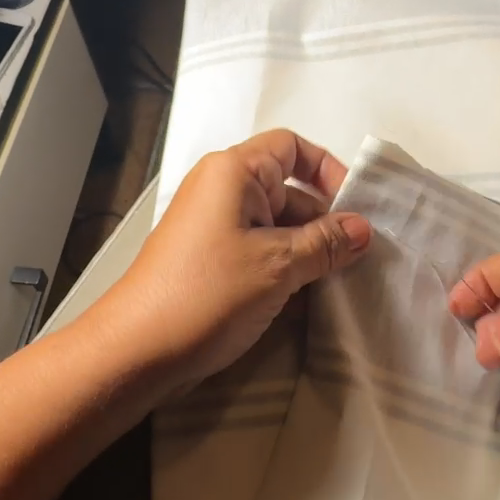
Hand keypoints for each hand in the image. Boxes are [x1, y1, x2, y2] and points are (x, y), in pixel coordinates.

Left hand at [88, 130, 372, 391]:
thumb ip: (326, 243)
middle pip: (288, 188)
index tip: (355, 206)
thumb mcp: (278, 265)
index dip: (327, 169)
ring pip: (277, 224)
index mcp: (235, 171)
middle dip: (324, 219)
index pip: (292, 147)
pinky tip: (310, 296)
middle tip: (359, 255)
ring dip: (308, 248)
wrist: (136, 352)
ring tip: (341, 279)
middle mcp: (223, 188)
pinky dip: (285, 265)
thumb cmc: (208, 292)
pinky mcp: (211, 259)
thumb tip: (364, 229)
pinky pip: (260, 248)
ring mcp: (215, 226)